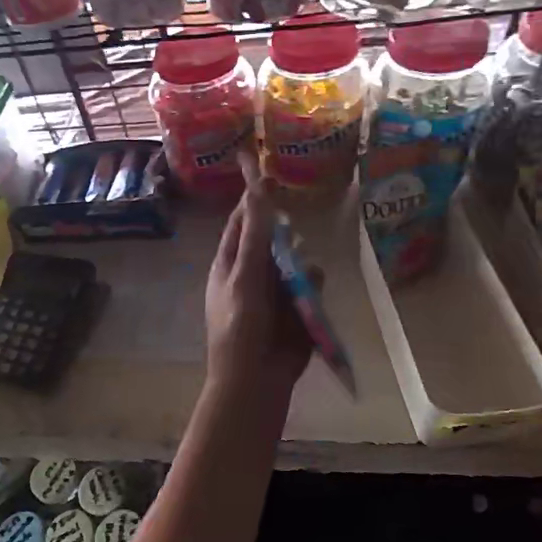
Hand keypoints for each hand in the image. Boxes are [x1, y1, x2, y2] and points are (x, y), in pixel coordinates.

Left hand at [205, 183, 311, 398]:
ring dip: (299, 258)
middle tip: (290, 231)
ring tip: (296, 272)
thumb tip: (258, 190)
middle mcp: (251, 271)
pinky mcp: (296, 306)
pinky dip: (312, 282)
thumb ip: (255, 236)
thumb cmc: (240, 327)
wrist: (256, 378)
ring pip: (294, 257)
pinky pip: (309, 282)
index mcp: (229, 264)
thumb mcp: (245, 277)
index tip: (260, 163)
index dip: (251, 195)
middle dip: (282, 231)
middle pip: (271, 236)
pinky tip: (311, 291)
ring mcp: (274, 288)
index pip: (241, 220)